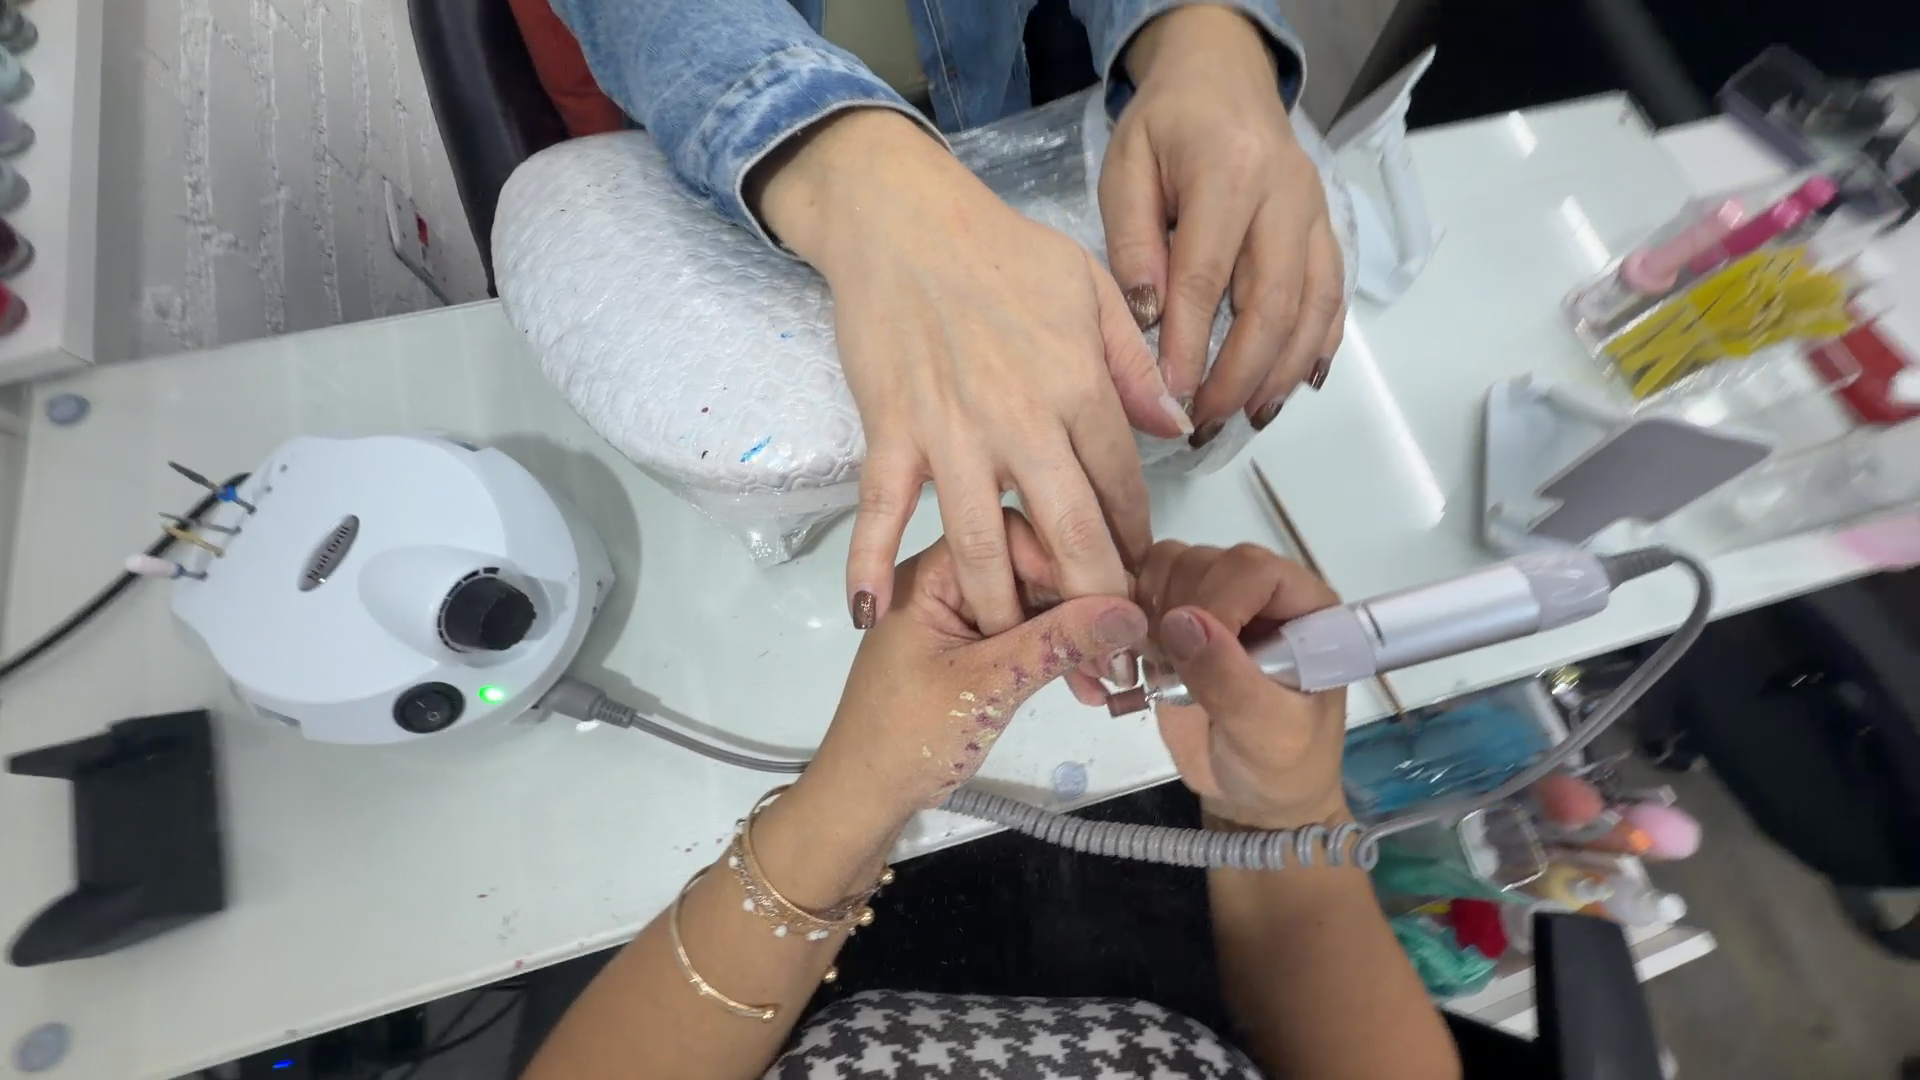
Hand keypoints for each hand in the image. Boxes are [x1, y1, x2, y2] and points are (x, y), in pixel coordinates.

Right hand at [752, 109, 1191, 634]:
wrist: (903, 221)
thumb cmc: (1003, 252)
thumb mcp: (1091, 288)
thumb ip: (1135, 364)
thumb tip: (1177, 427)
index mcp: (1078, 386)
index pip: (1120, 487)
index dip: (1133, 544)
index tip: (1135, 581)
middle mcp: (1021, 422)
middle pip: (1067, 531)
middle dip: (1089, 602)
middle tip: (1097, 654)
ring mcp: (950, 434)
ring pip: (980, 541)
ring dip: (998, 607)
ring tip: (1010, 655)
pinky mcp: (890, 434)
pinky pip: (880, 510)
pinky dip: (869, 563)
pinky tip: (869, 615)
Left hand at [797, 510, 1148, 830]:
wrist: (866, 796)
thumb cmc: (910, 736)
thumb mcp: (988, 685)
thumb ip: (1056, 643)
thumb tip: (1131, 612)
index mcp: (932, 574)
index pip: (1009, 536)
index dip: (1061, 564)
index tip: (1105, 604)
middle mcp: (947, 584)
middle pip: (1026, 570)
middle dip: (1074, 610)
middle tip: (1118, 651)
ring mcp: (960, 617)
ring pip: (1032, 607)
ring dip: (1070, 640)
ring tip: (1106, 678)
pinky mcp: (972, 648)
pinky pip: (1023, 636)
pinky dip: (1053, 659)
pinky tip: (1087, 686)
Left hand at [1103, 6, 1346, 446]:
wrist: (1223, 79)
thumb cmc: (1164, 129)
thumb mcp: (1126, 173)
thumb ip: (1133, 244)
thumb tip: (1149, 318)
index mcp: (1229, 175)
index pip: (1206, 277)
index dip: (1189, 344)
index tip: (1170, 395)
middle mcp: (1287, 196)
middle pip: (1272, 302)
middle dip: (1239, 374)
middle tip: (1205, 422)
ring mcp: (1315, 214)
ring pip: (1312, 306)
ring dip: (1281, 371)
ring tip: (1250, 417)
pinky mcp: (1326, 229)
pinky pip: (1334, 294)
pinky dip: (1319, 344)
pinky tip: (1296, 383)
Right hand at [1135, 541, 1348, 828]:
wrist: (1251, 795)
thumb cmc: (1279, 766)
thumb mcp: (1268, 733)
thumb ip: (1230, 680)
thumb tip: (1182, 621)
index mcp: (1302, 608)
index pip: (1251, 568)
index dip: (1216, 601)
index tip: (1198, 657)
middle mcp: (1257, 594)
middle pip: (1201, 561)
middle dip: (1176, 612)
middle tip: (1175, 669)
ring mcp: (1213, 602)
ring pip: (1164, 567)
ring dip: (1147, 613)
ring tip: (1160, 665)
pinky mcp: (1175, 618)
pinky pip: (1140, 588)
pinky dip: (1126, 616)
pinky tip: (1136, 658)